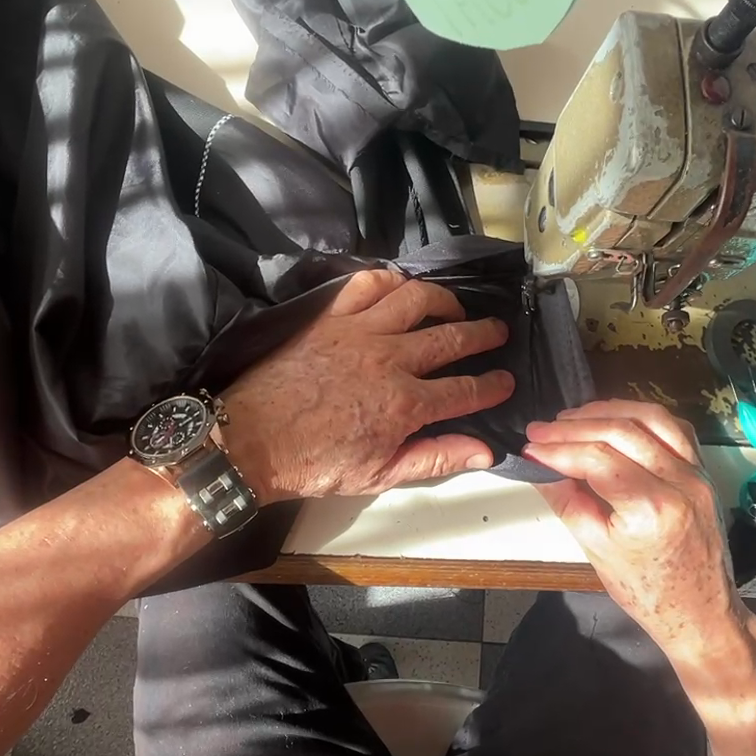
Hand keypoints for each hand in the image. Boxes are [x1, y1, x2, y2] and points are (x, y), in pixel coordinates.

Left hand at [222, 269, 514, 501]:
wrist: (249, 440)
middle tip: (498, 332)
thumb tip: (486, 451)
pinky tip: (400, 287)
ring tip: (455, 308)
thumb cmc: (313, 464)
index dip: (491, 385)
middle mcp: (390, 360)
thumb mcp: (378, 476)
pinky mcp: (329, 317)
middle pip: (451, 337)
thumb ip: (435, 459)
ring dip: (444, 300)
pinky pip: (367, 285)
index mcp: (405, 405)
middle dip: (483, 334)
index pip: (464, 390)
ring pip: (416, 300)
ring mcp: (358, 332)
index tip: (506, 380)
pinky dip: (389, 280)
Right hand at [524, 400, 742, 658]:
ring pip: (650, 418)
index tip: (529, 447)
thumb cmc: (646, 590)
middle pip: (621, 431)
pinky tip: (613, 421)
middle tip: (540, 430)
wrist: (699, 612)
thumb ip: (566, 500)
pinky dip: (639, 416)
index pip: (597, 458)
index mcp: (651, 508)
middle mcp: (680, 482)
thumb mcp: (595, 549)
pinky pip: (672, 427)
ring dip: (606, 411)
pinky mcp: (703, 471)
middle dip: (574, 426)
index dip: (558, 448)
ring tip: (571, 419)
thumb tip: (538, 465)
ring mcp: (697, 473)